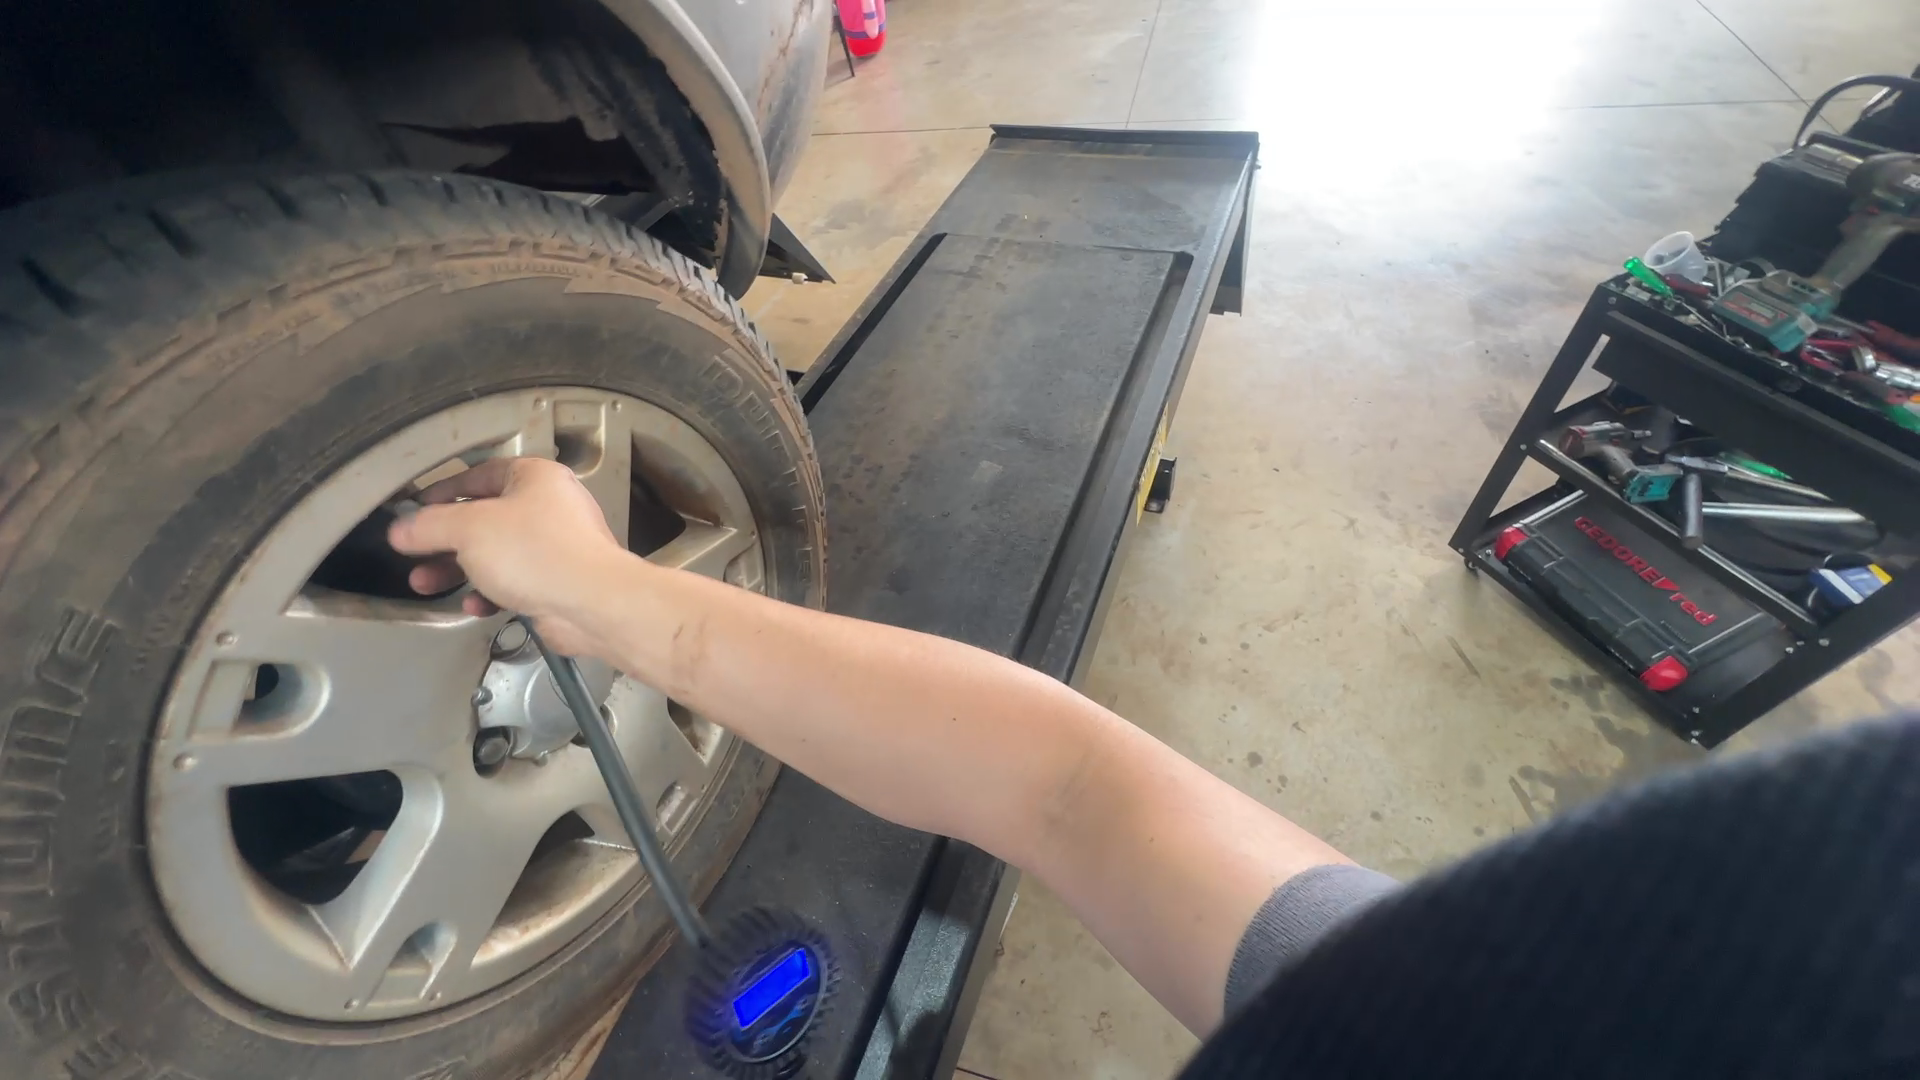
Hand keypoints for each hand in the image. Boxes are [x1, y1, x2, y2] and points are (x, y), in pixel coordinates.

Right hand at [388, 457, 636, 656]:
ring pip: (496, 554)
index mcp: (538, 479)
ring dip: (458, 570)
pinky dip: (491, 593)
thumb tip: (401, 530)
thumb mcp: (468, 529)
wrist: (591, 602)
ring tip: (425, 584)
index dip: (443, 490)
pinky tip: (476, 605)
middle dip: (444, 540)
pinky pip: (515, 582)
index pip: (481, 474)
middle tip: (413, 555)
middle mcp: (552, 507)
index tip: (413, 508)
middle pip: (485, 518)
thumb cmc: (536, 552)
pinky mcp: (558, 580)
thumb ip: (428, 525)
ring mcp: (558, 546)